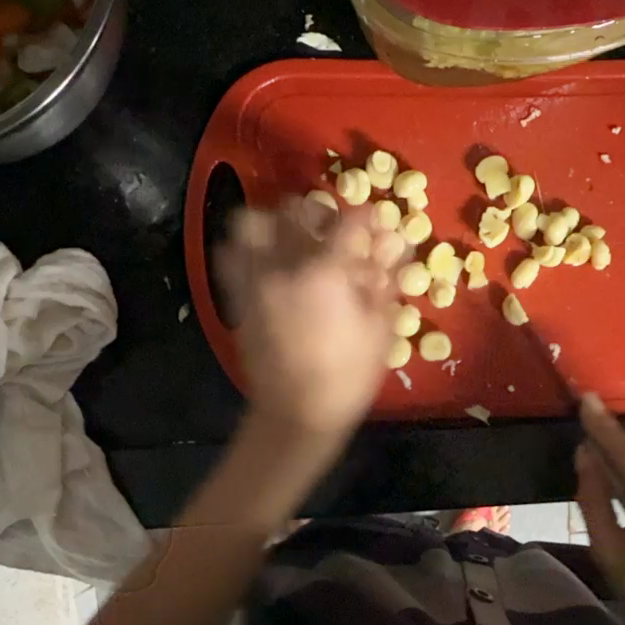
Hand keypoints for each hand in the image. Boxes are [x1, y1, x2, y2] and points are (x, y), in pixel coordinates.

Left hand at [215, 199, 402, 436]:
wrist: (297, 415)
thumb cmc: (347, 378)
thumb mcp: (379, 331)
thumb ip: (384, 283)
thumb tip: (393, 250)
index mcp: (327, 271)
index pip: (350, 221)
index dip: (366, 217)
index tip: (374, 225)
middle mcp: (286, 264)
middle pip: (296, 209)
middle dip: (317, 212)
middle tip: (329, 230)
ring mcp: (256, 279)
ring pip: (253, 223)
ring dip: (272, 222)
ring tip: (287, 238)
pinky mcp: (238, 298)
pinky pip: (231, 257)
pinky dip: (244, 249)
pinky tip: (261, 261)